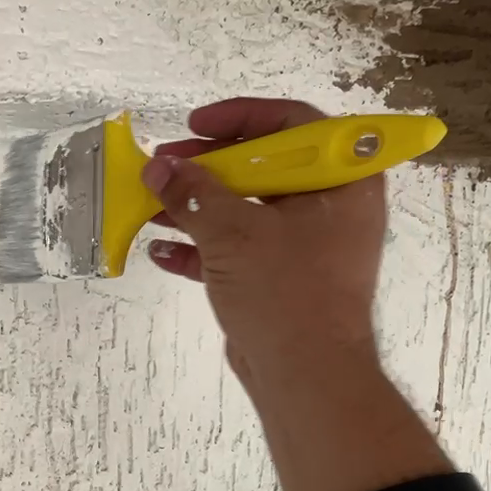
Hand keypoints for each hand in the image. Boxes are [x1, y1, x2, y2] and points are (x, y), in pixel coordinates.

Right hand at [141, 98, 387, 403]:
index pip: (293, 124)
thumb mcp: (235, 234)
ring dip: (193, 208)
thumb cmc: (286, 292)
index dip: (240, 118)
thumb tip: (157, 166)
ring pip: (241, 210)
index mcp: (340, 178)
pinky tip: (161, 250)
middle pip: (261, 167)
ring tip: (149, 207)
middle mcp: (325, 205)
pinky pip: (232, 250)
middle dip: (206, 167)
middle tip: (162, 166)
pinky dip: (197, 248)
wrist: (304, 372)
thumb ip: (194, 195)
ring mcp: (299, 244)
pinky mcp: (273, 277)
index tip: (193, 124)